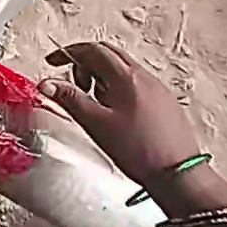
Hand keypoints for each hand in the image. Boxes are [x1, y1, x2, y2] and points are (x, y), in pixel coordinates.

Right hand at [41, 42, 200, 184]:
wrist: (179, 176)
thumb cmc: (138, 150)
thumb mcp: (95, 123)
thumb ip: (69, 98)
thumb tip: (47, 83)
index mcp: (125, 77)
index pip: (92, 50)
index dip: (68, 53)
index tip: (53, 62)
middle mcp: (144, 77)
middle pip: (108, 53)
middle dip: (85, 62)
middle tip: (73, 82)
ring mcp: (157, 89)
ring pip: (122, 68)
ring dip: (101, 75)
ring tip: (94, 103)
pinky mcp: (165, 103)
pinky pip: (136, 83)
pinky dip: (118, 87)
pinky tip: (115, 112)